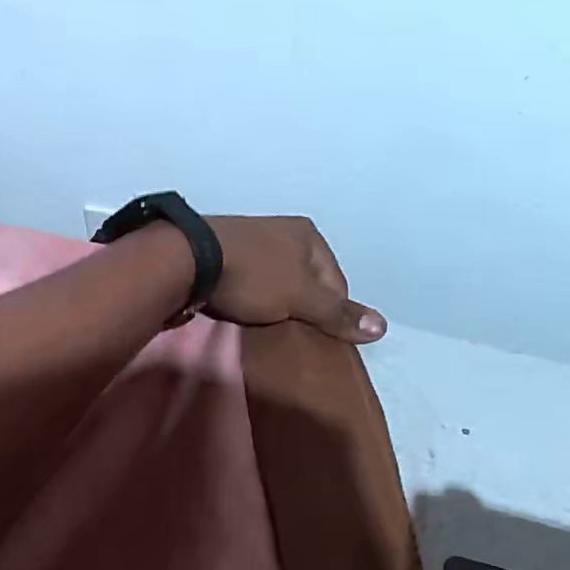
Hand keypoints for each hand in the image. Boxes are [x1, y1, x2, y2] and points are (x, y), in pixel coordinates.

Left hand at [206, 217, 386, 343]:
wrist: (187, 261)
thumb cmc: (254, 276)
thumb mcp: (301, 298)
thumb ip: (338, 314)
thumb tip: (382, 327)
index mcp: (308, 234)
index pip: (336, 282)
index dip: (332, 313)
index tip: (319, 337)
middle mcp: (283, 232)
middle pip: (308, 283)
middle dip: (305, 310)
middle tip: (296, 336)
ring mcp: (253, 242)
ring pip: (280, 285)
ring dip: (279, 308)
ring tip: (272, 329)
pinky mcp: (227, 256)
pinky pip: (254, 284)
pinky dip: (255, 301)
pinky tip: (249, 315)